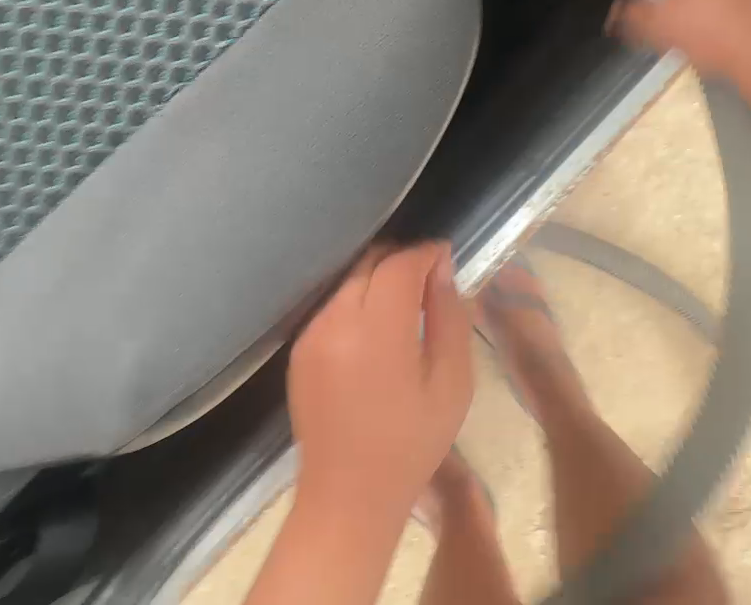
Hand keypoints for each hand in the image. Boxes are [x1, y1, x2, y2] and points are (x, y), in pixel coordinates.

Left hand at [288, 241, 473, 525]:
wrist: (348, 497)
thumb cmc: (412, 444)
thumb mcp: (452, 383)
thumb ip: (449, 318)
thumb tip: (442, 270)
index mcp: (376, 333)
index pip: (400, 265)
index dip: (426, 253)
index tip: (447, 256)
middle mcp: (335, 323)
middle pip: (370, 263)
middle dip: (402, 261)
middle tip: (430, 281)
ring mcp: (311, 336)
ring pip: (349, 281)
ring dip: (378, 280)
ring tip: (405, 306)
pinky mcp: (299, 350)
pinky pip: (333, 305)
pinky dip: (358, 301)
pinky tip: (377, 330)